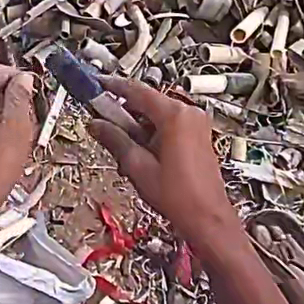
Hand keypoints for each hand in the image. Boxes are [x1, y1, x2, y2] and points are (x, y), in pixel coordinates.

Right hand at [88, 77, 245, 255]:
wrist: (207, 218)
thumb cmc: (179, 196)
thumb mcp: (137, 166)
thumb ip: (115, 139)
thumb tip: (97, 124)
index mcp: (175, 116)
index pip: (137, 90)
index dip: (113, 87)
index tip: (98, 85)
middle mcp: (189, 114)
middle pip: (148, 101)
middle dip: (125, 111)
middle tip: (103, 120)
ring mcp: (196, 124)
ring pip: (158, 114)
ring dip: (138, 125)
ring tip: (123, 146)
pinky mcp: (198, 135)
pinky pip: (170, 124)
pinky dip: (152, 132)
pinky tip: (141, 152)